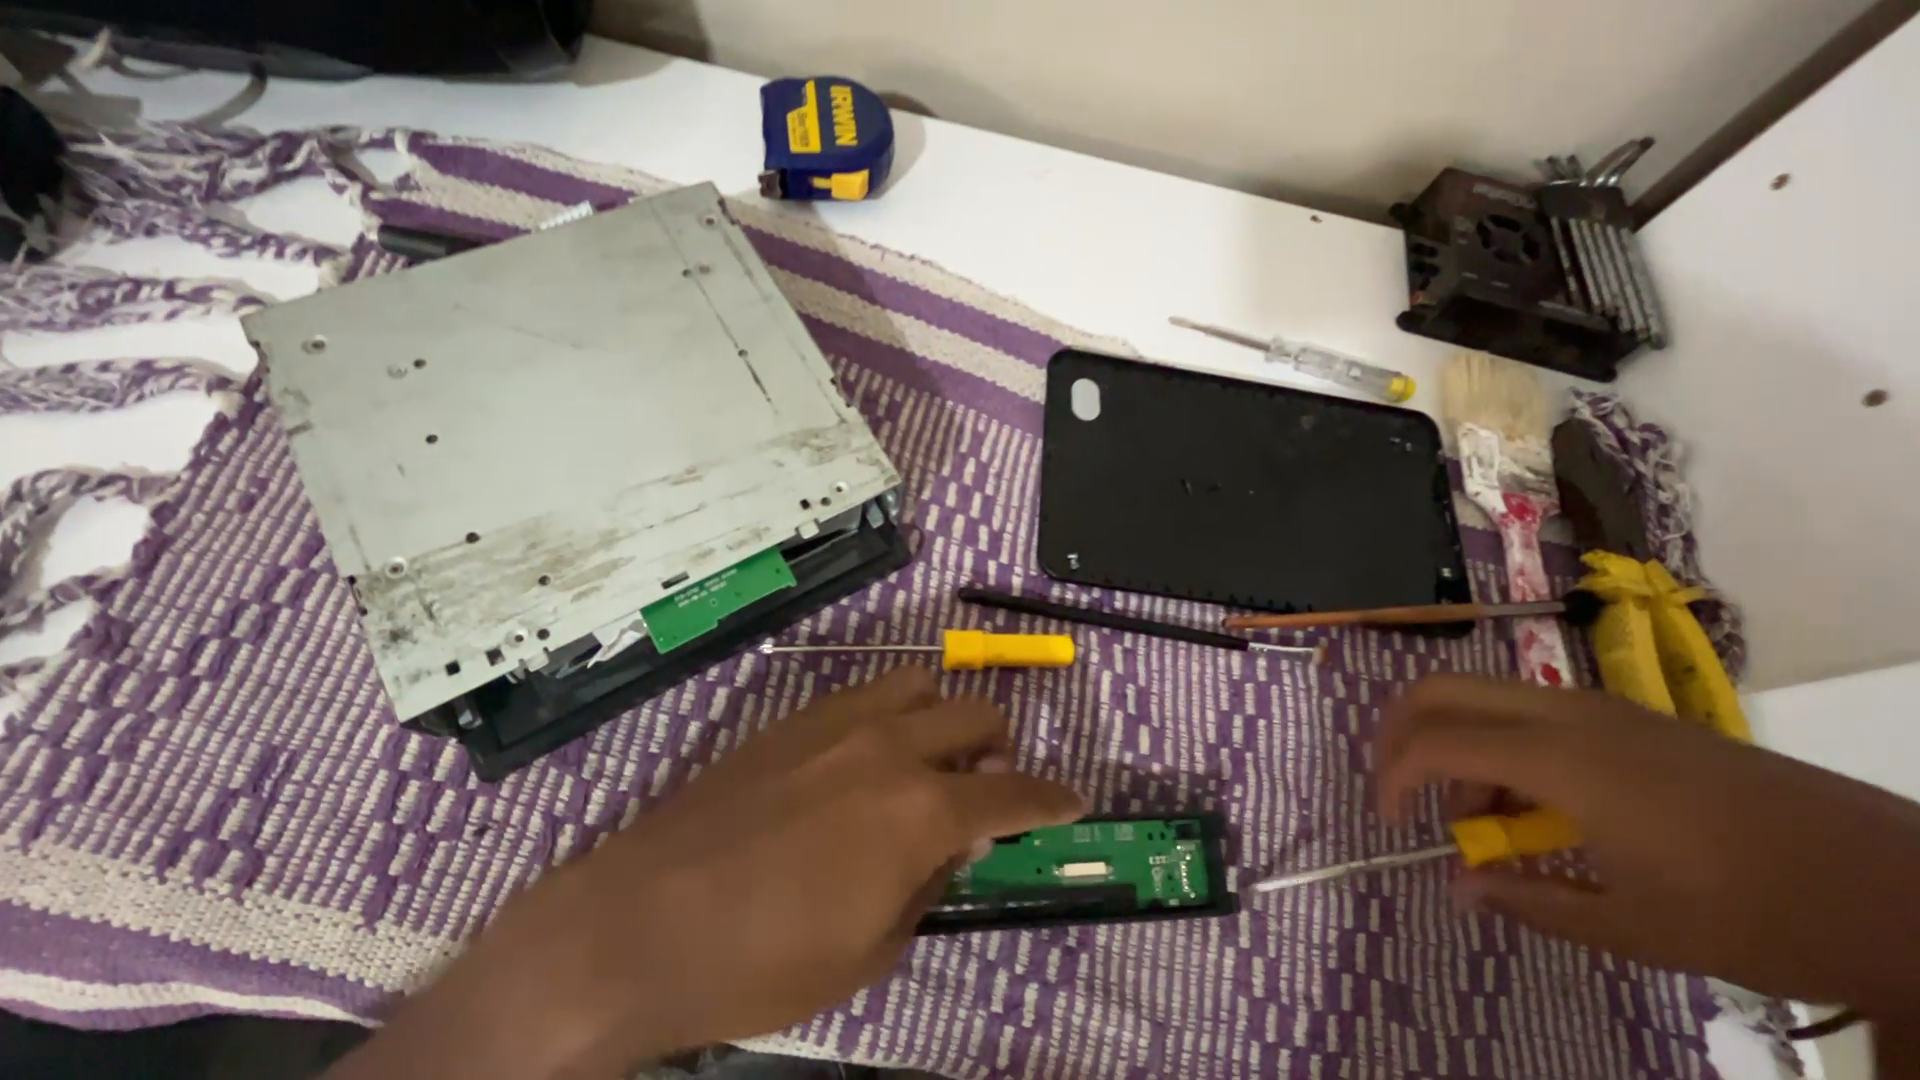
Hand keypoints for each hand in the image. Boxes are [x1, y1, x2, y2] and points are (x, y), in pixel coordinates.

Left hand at [327, 668, 1084, 1079]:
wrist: (636, 925)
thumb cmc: (761, 963)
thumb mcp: (871, 951)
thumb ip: (927, 886)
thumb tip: (952, 849)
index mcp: (920, 811)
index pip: (1014, 792)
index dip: (1052, 799)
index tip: (1072, 803)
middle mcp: (888, 746)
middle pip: (976, 714)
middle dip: (1001, 749)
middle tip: (991, 788)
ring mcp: (834, 721)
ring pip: (919, 684)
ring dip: (944, 717)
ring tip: (931, 759)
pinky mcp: (789, 719)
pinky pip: (862, 693)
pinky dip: (890, 714)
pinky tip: (867, 757)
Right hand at [1377, 676, 1919, 1033]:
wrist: (1897, 886)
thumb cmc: (1756, 912)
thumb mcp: (1633, 927)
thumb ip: (1528, 900)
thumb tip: (1458, 886)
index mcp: (1562, 759)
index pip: (1435, 740)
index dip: (1392, 777)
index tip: (1389, 824)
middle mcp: (1570, 713)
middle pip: (1443, 689)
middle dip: (1400, 734)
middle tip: (1399, 792)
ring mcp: (1603, 709)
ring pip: (1485, 697)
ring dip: (1456, 747)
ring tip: (1481, 823)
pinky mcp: (1632, 720)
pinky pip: (1532, 712)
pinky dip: (1501, 748)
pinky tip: (1535, 809)